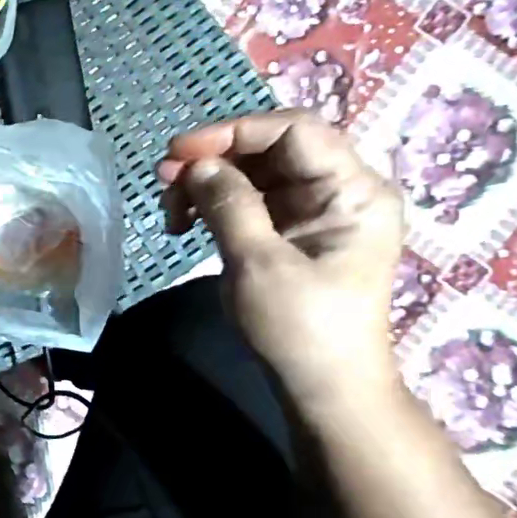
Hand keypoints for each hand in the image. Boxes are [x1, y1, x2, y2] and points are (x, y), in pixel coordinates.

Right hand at [158, 111, 405, 404]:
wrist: (322, 386)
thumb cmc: (299, 326)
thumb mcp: (258, 262)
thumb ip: (229, 204)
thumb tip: (197, 164)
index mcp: (353, 190)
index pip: (294, 130)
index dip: (233, 132)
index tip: (178, 152)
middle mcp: (340, 191)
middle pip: (271, 149)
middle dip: (214, 159)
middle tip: (164, 180)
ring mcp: (316, 212)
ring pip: (254, 173)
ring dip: (207, 183)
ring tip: (171, 210)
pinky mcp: (292, 232)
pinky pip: (249, 200)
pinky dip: (214, 204)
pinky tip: (187, 222)